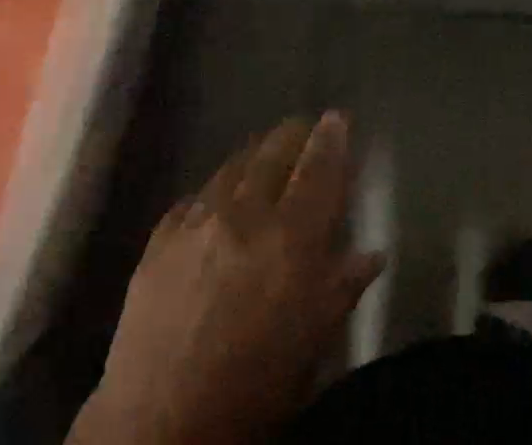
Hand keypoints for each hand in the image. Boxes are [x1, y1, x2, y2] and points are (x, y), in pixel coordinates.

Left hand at [72, 114, 384, 444]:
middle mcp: (244, 214)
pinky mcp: (159, 240)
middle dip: (292, 134)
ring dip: (254, 153)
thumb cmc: (255, 383)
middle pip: (272, 155)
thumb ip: (344, 285)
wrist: (161, 418)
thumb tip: (372, 252)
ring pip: (231, 167)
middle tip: (305, 125)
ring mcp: (196, 222)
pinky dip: (216, 186)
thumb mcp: (315, 339)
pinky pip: (195, 196)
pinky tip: (218, 193)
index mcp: (291, 237)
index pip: (318, 169)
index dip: (331, 139)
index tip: (337, 117)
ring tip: (266, 148)